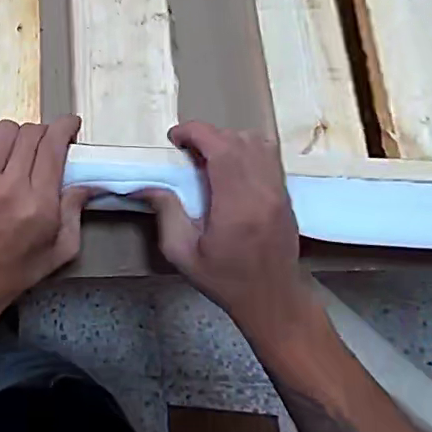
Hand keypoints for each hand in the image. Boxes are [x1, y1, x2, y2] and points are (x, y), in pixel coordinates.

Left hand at [0, 116, 91, 319]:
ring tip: (20, 146)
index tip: (70, 125)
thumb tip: (87, 182)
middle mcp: (9, 187)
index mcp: (39, 203)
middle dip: (44, 132)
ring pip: (3, 130)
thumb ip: (76, 211)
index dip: (64, 127)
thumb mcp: (62, 248)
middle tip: (46, 143)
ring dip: (18, 132)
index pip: (52, 146)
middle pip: (30, 133)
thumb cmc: (18, 267)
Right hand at [145, 121, 313, 325]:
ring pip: (258, 142)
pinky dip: (246, 150)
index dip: (196, 132)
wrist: (273, 299)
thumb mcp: (182, 252)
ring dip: (229, 140)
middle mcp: (263, 192)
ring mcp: (279, 192)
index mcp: (237, 206)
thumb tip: (146, 185)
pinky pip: (269, 155)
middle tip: (185, 151)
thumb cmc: (224, 279)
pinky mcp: (285, 195)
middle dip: (207, 135)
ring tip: (209, 157)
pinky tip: (229, 168)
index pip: (222, 148)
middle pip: (238, 140)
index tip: (175, 138)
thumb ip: (166, 213)